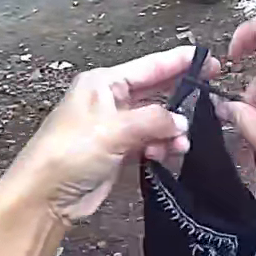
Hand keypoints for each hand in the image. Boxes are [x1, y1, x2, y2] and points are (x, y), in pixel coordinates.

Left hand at [0, 47, 213, 221]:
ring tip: (181, 142)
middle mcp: (109, 101)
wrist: (44, 196)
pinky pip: (148, 142)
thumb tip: (181, 121)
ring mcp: (113, 127)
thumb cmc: (68, 153)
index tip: (207, 59)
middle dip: (180, 98)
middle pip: (154, 92)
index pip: (149, 66)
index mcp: (102, 83)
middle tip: (211, 95)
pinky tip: (167, 153)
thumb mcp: (114, 129)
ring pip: (154, 121)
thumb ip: (154, 120)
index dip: (179, 62)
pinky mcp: (116, 151)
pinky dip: (160, 146)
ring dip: (171, 130)